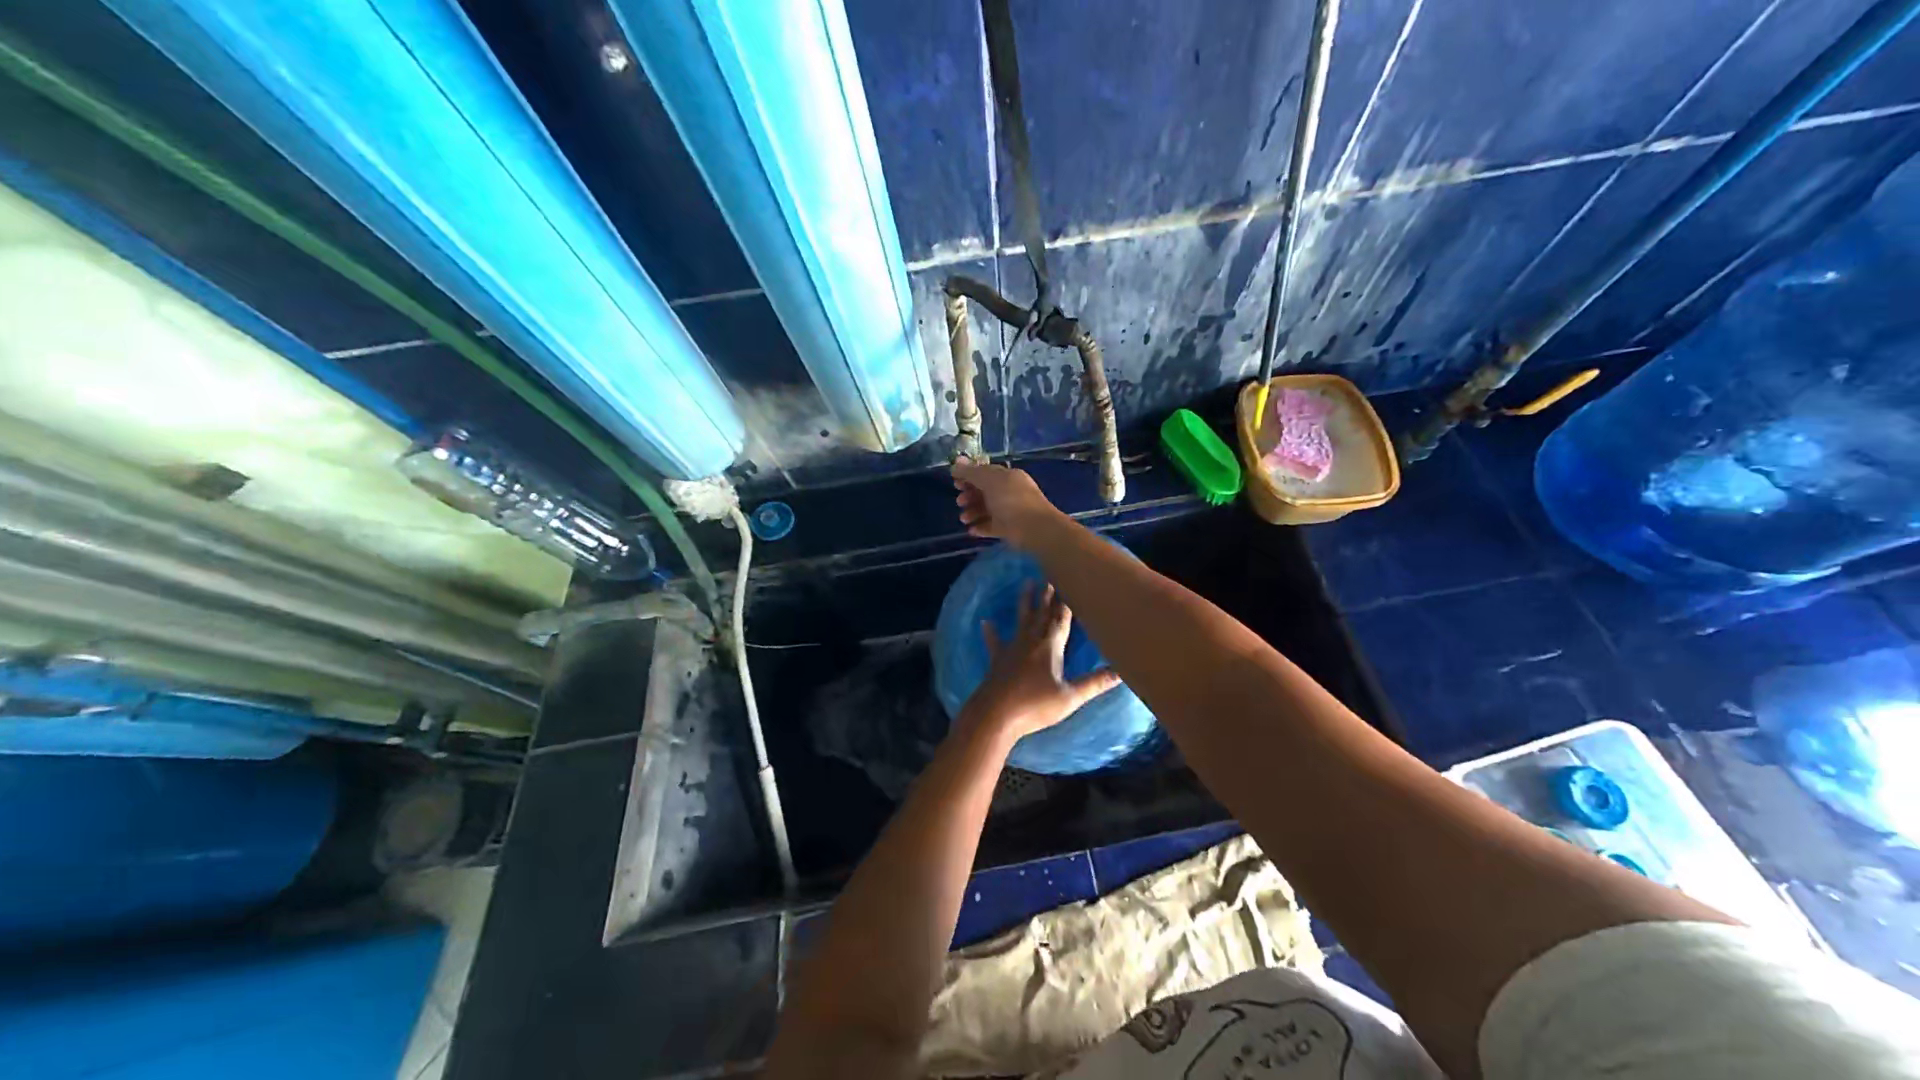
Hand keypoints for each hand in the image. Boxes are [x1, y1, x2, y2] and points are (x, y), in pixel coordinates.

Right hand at [953, 462, 1063, 547]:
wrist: (1034, 528)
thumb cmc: (1011, 499)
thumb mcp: (989, 480)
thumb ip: (971, 472)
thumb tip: (956, 463)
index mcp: (1007, 477)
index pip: (986, 473)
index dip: (969, 476)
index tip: (955, 483)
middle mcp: (1009, 492)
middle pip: (985, 491)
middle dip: (970, 495)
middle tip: (959, 502)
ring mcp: (1009, 511)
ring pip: (987, 509)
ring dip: (972, 512)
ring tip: (964, 519)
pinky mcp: (1009, 529)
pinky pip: (991, 526)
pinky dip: (981, 527)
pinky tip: (971, 531)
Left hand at [957, 582, 1121, 739]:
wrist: (995, 714)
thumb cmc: (1035, 705)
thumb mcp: (1070, 697)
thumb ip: (1095, 683)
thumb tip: (1121, 672)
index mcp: (1050, 646)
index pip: (1062, 620)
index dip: (1066, 604)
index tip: (1069, 584)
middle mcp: (1031, 641)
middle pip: (1042, 615)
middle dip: (1048, 597)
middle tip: (1050, 578)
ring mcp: (1012, 649)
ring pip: (1021, 620)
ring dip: (1025, 602)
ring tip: (1027, 583)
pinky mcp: (997, 660)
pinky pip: (994, 642)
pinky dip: (991, 632)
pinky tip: (986, 622)